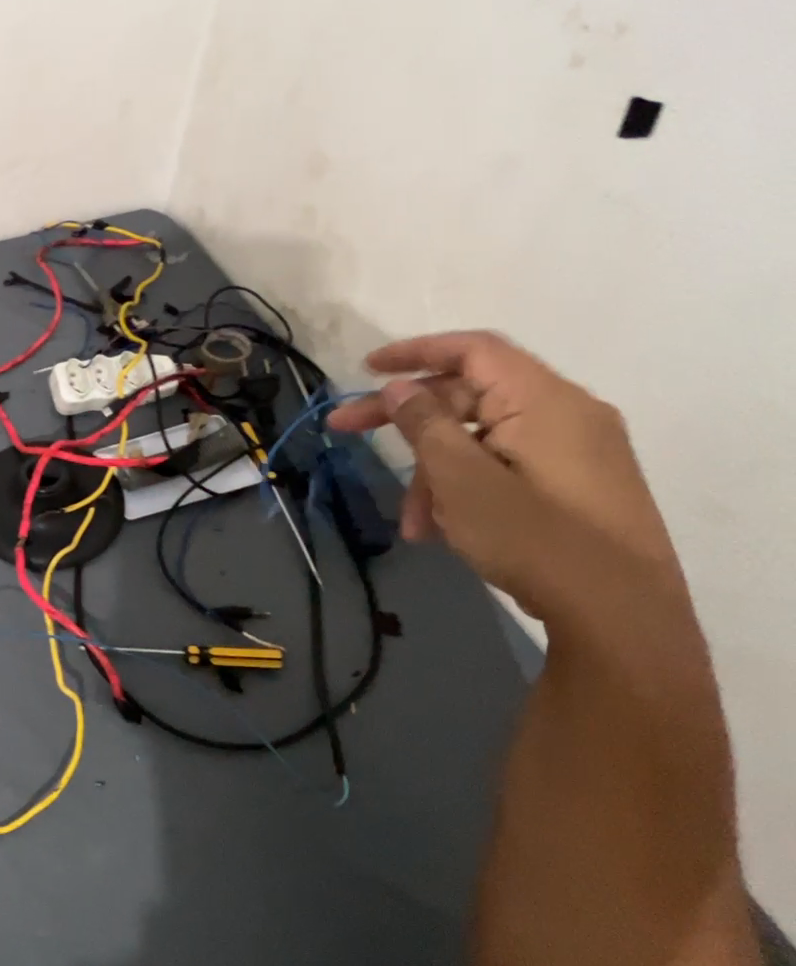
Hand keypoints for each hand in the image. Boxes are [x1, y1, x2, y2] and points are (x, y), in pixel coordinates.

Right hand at [326, 331, 685, 621]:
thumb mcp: (461, 480)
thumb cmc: (534, 538)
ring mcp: (576, 451)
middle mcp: (567, 414)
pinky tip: (442, 529)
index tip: (364, 368)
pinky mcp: (577, 485)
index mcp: (545, 401)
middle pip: (470, 394)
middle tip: (345, 431)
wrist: (621, 615)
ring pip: (481, 438)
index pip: (474, 350)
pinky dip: (464, 485)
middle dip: (406, 419)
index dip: (415, 351)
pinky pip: (505, 465)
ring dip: (432, 470)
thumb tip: (402, 388)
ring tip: (410, 523)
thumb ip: (426, 425)